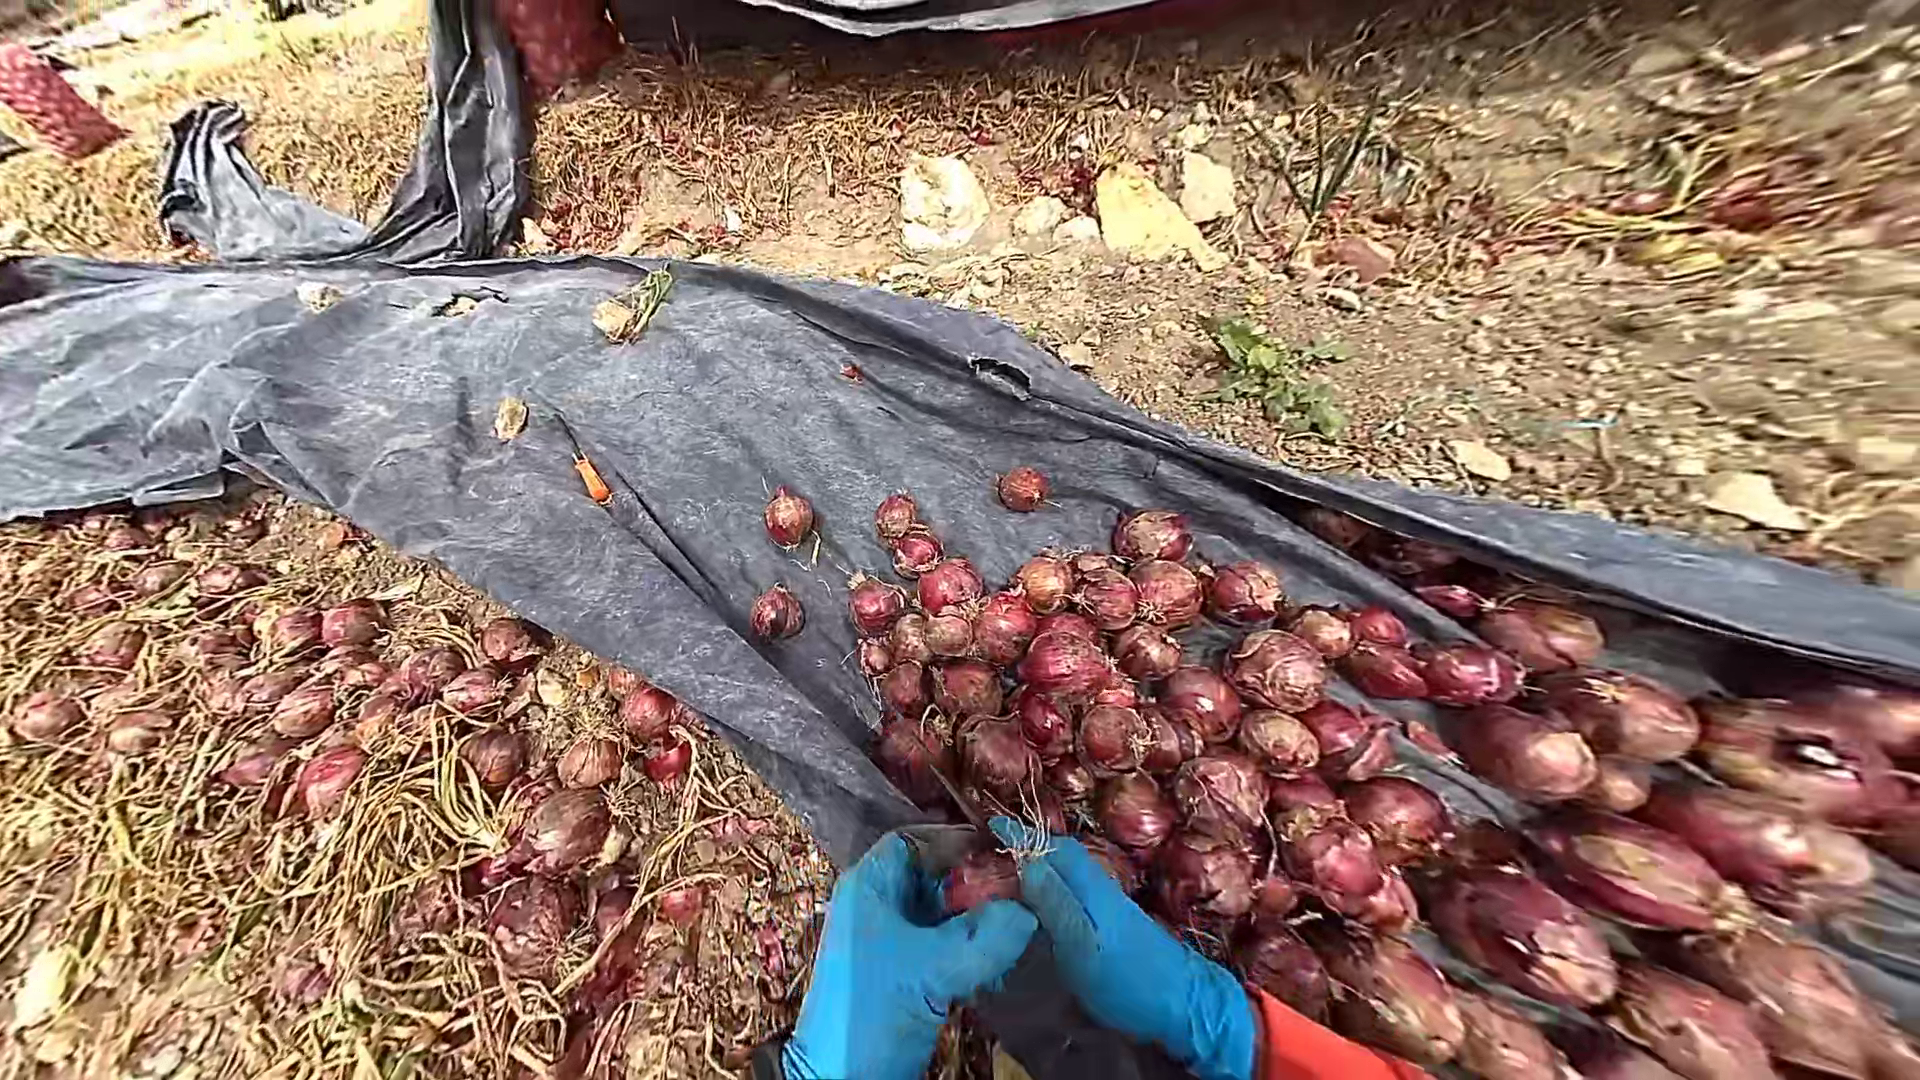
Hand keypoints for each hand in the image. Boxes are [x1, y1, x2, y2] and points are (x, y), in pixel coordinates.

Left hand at [783, 832, 1036, 1079]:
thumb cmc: (871, 1010)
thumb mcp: (928, 970)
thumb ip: (980, 939)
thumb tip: (1027, 913)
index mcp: (869, 886)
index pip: (911, 842)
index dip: (950, 840)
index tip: (992, 848)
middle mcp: (877, 905)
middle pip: (929, 875)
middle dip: (970, 880)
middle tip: (1013, 886)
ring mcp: (888, 941)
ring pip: (938, 912)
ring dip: (973, 916)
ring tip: (1012, 920)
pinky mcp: (902, 973)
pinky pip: (940, 944)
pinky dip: (967, 946)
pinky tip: (997, 956)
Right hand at [990, 818, 1256, 1079]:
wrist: (1183, 1002)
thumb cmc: (1128, 976)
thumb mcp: (1082, 944)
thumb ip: (1054, 901)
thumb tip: (1024, 860)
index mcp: (1086, 880)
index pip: (1047, 844)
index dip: (1018, 834)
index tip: (990, 823)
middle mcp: (1095, 878)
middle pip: (1054, 850)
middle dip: (1023, 844)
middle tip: (990, 849)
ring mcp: (1104, 895)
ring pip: (1062, 866)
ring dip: (1035, 861)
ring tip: (1006, 872)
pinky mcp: (1108, 913)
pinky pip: (1069, 883)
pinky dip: (1048, 880)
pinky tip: (1038, 900)